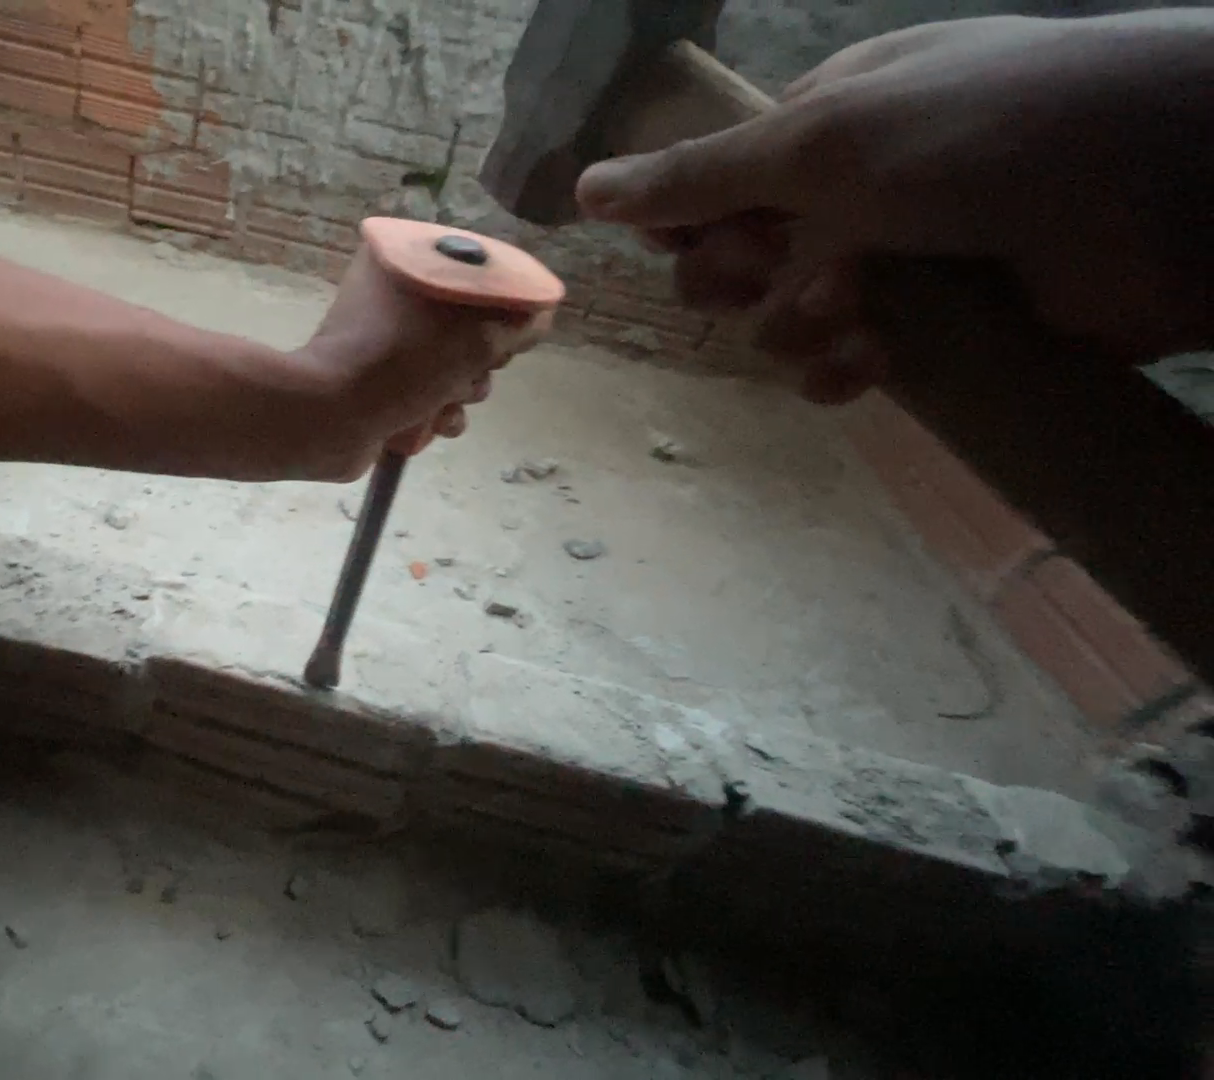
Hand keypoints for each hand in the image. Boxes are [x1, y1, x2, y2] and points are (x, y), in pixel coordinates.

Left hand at [289, 244, 549, 479]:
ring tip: (436, 402)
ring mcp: (394, 354)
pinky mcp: (389, 395)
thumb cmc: (398, 364)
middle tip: (461, 370)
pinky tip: (424, 425)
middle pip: (478, 335)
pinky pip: (435, 406)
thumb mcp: (473, 335)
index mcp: (413, 271)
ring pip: (461, 376)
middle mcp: (403, 307)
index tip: (497, 334)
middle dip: (479, 364)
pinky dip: (437, 419)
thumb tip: (544, 314)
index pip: (485, 286)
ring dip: (460, 396)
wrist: (327, 418)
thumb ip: (519, 323)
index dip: (501, 315)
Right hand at [575, 13, 1213, 402]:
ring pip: (774, 320)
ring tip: (854, 310)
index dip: (686, 222)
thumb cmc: (986, 135)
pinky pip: (831, 365)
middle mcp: (844, 189)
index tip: (690, 239)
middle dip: (743, 277)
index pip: (707, 185)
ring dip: (797, 327)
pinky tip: (867, 366)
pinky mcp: (921, 326)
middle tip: (779, 267)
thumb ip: (697, 176)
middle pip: (728, 260)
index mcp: (821, 125)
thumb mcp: (822, 141)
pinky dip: (837, 371)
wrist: (1183, 194)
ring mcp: (884, 258)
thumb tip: (584, 189)